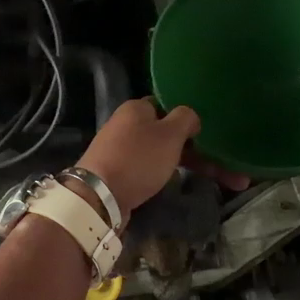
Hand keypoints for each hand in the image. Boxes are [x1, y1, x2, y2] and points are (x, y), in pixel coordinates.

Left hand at [73, 99, 200, 215]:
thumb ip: (185, 119)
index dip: (181, 119)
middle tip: (199, 161)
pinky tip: (161, 183)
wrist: (99, 194)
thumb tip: (190, 116)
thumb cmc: (139, 159)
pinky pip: (138, 166)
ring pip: (150, 150)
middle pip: (157, 129)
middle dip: (178, 144)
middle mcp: (122, 122)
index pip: (164, 105)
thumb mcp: (171, 134)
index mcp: (135, 107)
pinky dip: (151, 173)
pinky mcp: (110, 169)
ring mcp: (114, 146)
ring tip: (184, 175)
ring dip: (167, 160)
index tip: (196, 137)